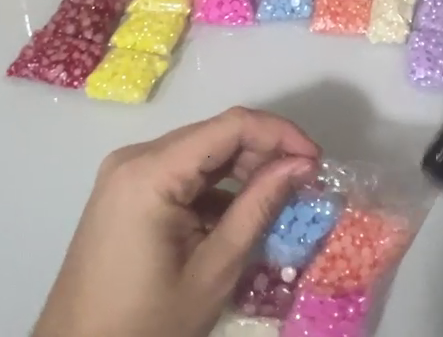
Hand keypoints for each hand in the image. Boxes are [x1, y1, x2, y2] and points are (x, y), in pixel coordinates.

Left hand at [34, 107, 319, 336]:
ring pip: (202, 151)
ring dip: (244, 168)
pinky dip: (217, 186)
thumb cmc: (145, 324)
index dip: (281, 134)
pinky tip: (240, 213)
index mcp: (151, 171)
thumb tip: (302, 164)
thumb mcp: (213, 269)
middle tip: (304, 182)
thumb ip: (258, 207)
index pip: (231, 125)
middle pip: (217, 134)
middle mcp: (135, 157)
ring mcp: (126, 173)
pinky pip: (183, 171)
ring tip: (279, 198)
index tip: (316, 161)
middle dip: (266, 151)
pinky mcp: (126, 191)